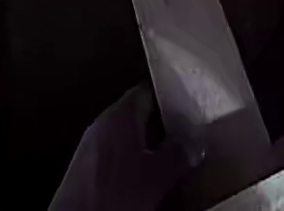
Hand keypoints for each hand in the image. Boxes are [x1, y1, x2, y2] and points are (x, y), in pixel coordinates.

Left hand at [47, 85, 199, 210]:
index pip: (148, 91)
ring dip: (147, 148)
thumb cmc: (118, 192)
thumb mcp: (157, 176)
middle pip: (138, 115)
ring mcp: (92, 145)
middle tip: (186, 136)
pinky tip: (144, 178)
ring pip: (127, 138)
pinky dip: (131, 162)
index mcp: (120, 111)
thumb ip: (178, 154)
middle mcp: (103, 121)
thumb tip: (197, 142)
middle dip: (161, 127)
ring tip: (169, 160)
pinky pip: (116, 155)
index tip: (189, 105)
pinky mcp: (85, 168)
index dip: (170, 96)